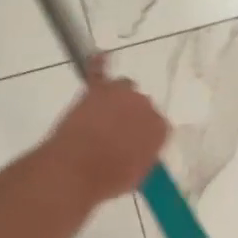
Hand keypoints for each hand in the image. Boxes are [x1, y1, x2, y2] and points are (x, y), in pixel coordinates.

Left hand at [43, 57, 168, 202]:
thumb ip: (142, 156)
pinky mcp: (95, 89)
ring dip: (117, 98)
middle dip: (130, 117)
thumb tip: (138, 149)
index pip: (158, 127)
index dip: (143, 136)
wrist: (76, 169)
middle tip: (114, 135)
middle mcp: (146, 106)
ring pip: (124, 88)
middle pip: (141, 106)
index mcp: (160, 130)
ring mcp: (120, 94)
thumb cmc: (108, 180)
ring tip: (103, 115)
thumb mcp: (136, 175)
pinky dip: (98, 64)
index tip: (132, 145)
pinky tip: (99, 57)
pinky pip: (98, 69)